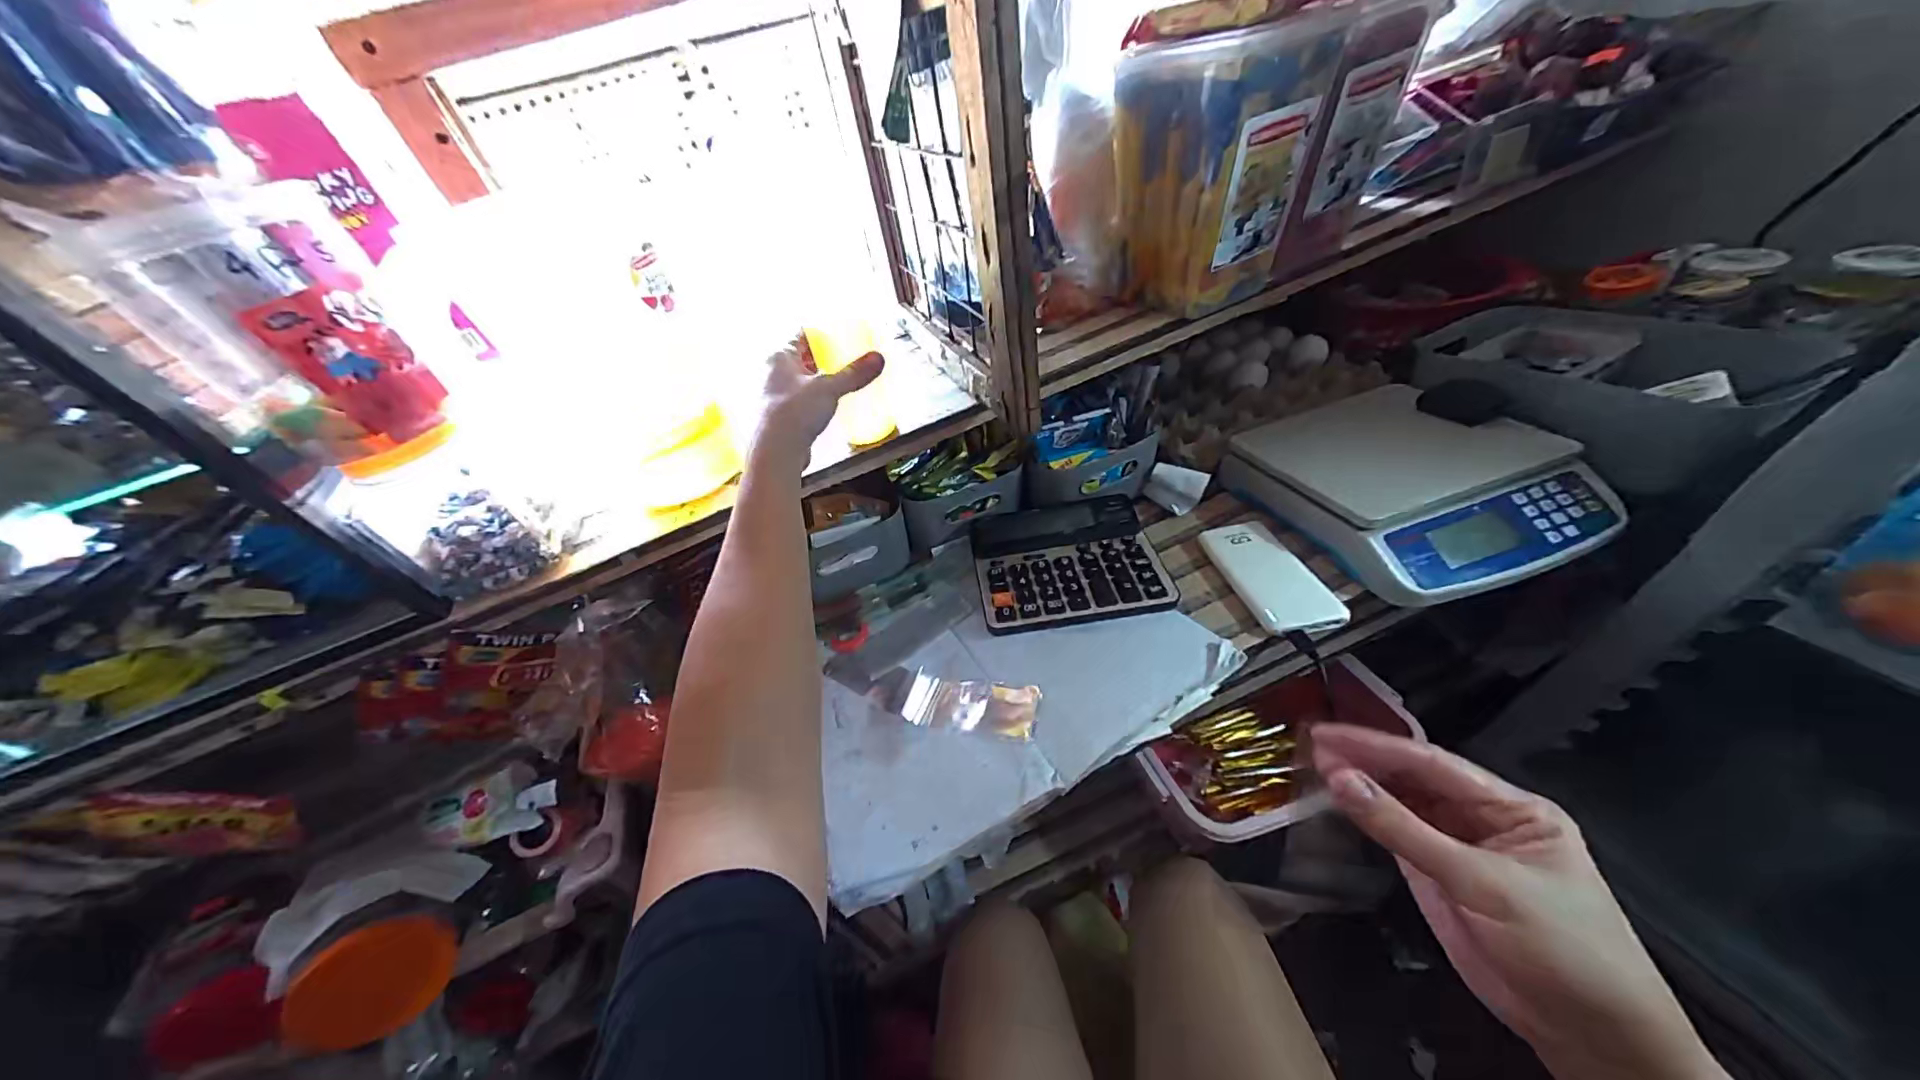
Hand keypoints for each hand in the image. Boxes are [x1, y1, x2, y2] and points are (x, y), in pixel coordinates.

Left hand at [751, 333, 884, 471]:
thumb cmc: (794, 412)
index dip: (818, 334)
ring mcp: (776, 397)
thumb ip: (854, 373)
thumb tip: (877, 358)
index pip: (800, 337)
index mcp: (780, 358)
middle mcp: (773, 375)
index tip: (835, 333)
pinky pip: (801, 402)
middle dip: (819, 358)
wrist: (776, 451)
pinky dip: (814, 401)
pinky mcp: (782, 418)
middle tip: (841, 356)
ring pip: (800, 382)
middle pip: (800, 360)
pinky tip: (826, 406)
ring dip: (816, 381)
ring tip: (837, 380)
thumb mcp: (829, 388)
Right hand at [1311, 724, 1726, 1079]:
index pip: (1432, 763)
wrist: (1593, 1037)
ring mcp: (1455, 846)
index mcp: (1512, 807)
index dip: (1376, 745)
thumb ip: (1404, 829)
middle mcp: (1481, 818)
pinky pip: (1393, 835)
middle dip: (1363, 760)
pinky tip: (1335, 801)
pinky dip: (1363, 818)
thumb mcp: (1483, 883)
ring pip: (1399, 804)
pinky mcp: (1435, 876)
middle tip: (1311, 745)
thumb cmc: (1563, 950)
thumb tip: (1340, 780)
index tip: (1327, 734)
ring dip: (1359, 786)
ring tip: (1312, 766)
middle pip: (1413, 778)